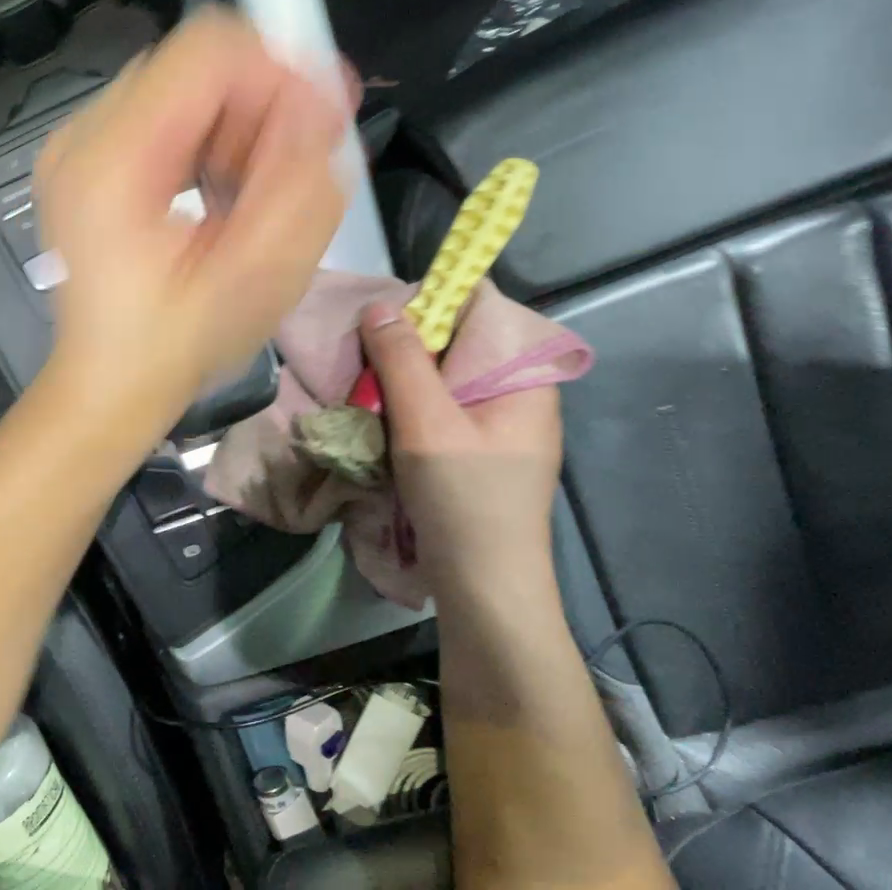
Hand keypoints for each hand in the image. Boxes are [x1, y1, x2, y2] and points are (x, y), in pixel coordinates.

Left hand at [33, 8, 349, 418]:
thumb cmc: (178, 346)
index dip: (279, 73)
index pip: (208, 49)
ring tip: (244, 194)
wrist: (108, 384)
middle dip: (256, 105)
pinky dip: (201, 140)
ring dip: (231, 124)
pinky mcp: (82, 162)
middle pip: (191, 62)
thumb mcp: (260, 275)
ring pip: (178, 84)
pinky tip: (213, 193)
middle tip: (281, 175)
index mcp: (111, 162)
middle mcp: (79, 139)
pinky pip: (158, 115)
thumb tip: (319, 96)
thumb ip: (300, 178)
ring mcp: (73, 148)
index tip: (316, 130)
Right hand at [359, 302, 562, 594]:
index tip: (386, 320)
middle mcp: (518, 393)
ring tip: (367, 392)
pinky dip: (409, 407)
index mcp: (526, 377)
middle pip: (460, 343)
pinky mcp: (479, 452)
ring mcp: (500, 426)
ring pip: (444, 378)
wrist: (485, 588)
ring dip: (402, 380)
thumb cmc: (464, 499)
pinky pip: (441, 408)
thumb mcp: (426, 423)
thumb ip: (401, 361)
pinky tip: (381, 421)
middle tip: (365, 362)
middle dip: (408, 345)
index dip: (435, 303)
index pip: (485, 309)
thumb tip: (380, 305)